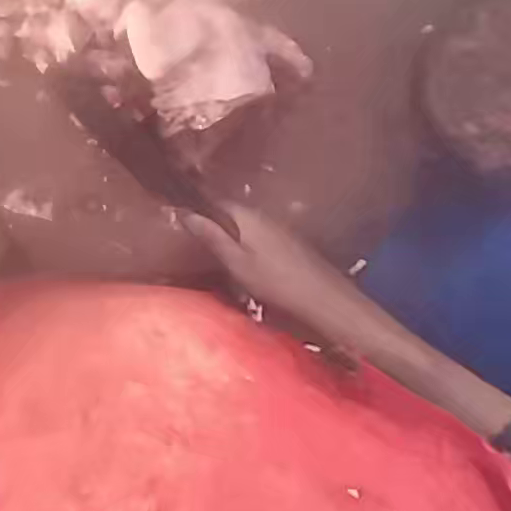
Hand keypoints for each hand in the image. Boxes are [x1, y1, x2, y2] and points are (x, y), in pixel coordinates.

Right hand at [187, 201, 510, 439]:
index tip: (174, 220)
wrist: (337, 309)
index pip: (212, 200)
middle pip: (227, 215)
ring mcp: (279, 233)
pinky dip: (241, 252)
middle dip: (208, 224)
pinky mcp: (290, 249)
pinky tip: (237, 271)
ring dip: (225, 240)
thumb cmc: (282, 286)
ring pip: (241, 229)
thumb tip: (184, 212)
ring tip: (206, 260)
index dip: (193, 208)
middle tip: (185, 244)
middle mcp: (263, 218)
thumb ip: (211, 237)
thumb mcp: (238, 264)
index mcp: (247, 216)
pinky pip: (255, 242)